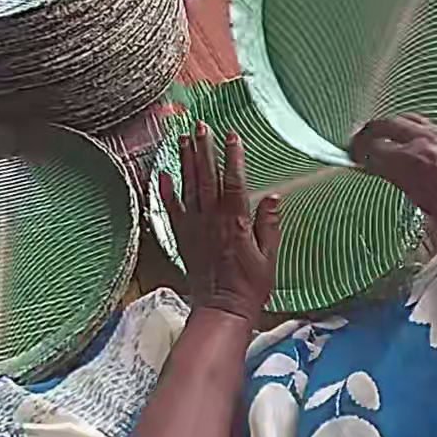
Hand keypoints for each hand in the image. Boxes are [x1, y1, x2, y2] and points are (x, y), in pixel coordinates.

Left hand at [158, 122, 281, 320]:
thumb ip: (268, 225)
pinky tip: (163, 174)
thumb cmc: (250, 285)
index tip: (233, 136)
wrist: (221, 310)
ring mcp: (194, 227)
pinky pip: (171, 210)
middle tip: (200, 126)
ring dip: (186, 162)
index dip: (233, 158)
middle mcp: (212, 220)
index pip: (234, 182)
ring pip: (188, 188)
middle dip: (204, 149)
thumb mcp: (269, 256)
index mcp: (236, 222)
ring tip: (183, 139)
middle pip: (206, 178)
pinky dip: (166, 192)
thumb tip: (273, 196)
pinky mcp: (182, 237)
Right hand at [350, 114, 436, 228]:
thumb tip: (379, 166)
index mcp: (408, 159)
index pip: (372, 147)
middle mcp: (422, 139)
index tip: (352, 155)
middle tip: (361, 138)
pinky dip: (418, 130)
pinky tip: (420, 140)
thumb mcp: (417, 199)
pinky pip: (431, 124)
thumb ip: (396, 178)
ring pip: (408, 118)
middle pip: (386, 124)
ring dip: (393, 125)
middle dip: (370, 130)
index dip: (358, 150)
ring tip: (387, 134)